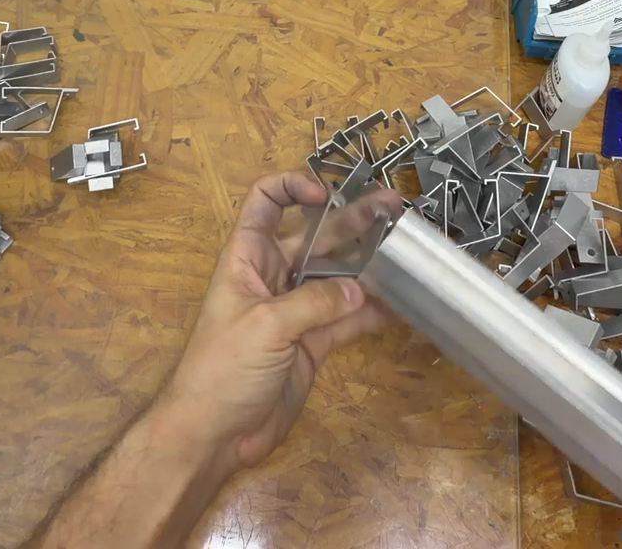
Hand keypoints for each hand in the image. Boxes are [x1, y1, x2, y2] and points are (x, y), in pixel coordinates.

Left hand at [155, 171, 392, 470]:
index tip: (325, 193)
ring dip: (370, 261)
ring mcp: (297, 307)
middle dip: (352, 219)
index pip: (265, 201)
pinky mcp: (314, 342)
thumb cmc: (223, 367)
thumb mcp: (265, 325)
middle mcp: (275, 273)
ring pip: (338, 273)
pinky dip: (373, 311)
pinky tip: (402, 304)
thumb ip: (314, 303)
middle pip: (315, 235)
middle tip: (393, 207)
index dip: (292, 186)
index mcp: (248, 256)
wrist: (215, 435)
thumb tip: (360, 288)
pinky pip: (348, 317)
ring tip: (407, 250)